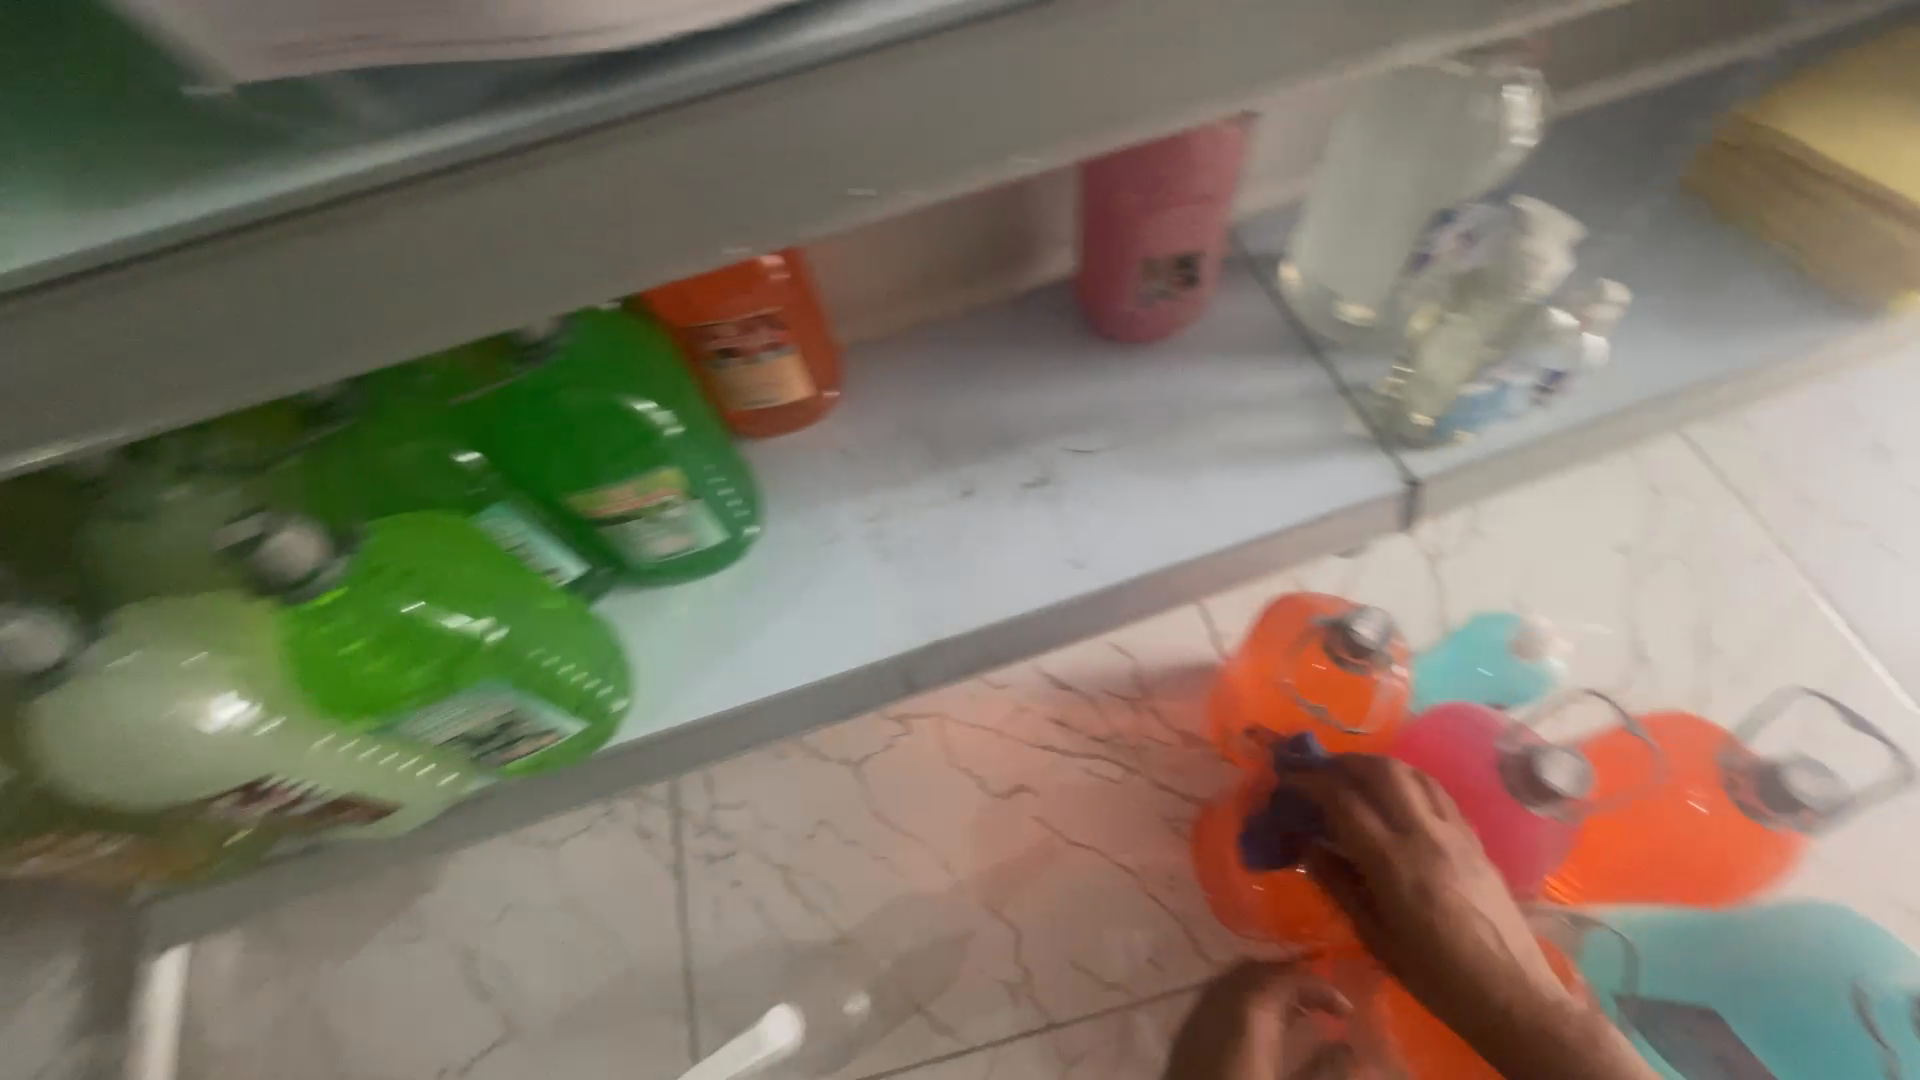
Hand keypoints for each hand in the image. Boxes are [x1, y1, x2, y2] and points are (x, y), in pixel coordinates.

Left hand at [1163, 961, 1353, 1079]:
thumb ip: (1329, 1072)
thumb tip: (1351, 1049)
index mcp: (1247, 1014)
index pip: (1283, 978)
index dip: (1318, 985)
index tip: (1347, 1011)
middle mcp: (1215, 1005)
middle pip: (1253, 972)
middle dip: (1290, 981)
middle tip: (1324, 1005)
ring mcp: (1195, 1021)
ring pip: (1232, 985)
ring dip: (1266, 992)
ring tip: (1301, 1018)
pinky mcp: (1184, 1042)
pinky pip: (1217, 1004)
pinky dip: (1244, 1006)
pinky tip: (1263, 1036)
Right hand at [1284, 756, 1572, 1047]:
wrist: (1516, 999)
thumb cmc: (1436, 978)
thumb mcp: (1374, 937)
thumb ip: (1337, 883)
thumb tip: (1305, 843)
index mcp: (1393, 863)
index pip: (1342, 800)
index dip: (1309, 782)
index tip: (1287, 779)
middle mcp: (1425, 836)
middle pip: (1380, 770)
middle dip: (1341, 762)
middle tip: (1317, 769)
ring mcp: (1456, 834)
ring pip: (1412, 773)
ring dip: (1375, 765)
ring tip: (1351, 775)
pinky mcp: (1476, 841)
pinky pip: (1436, 792)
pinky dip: (1406, 781)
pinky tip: (1393, 796)